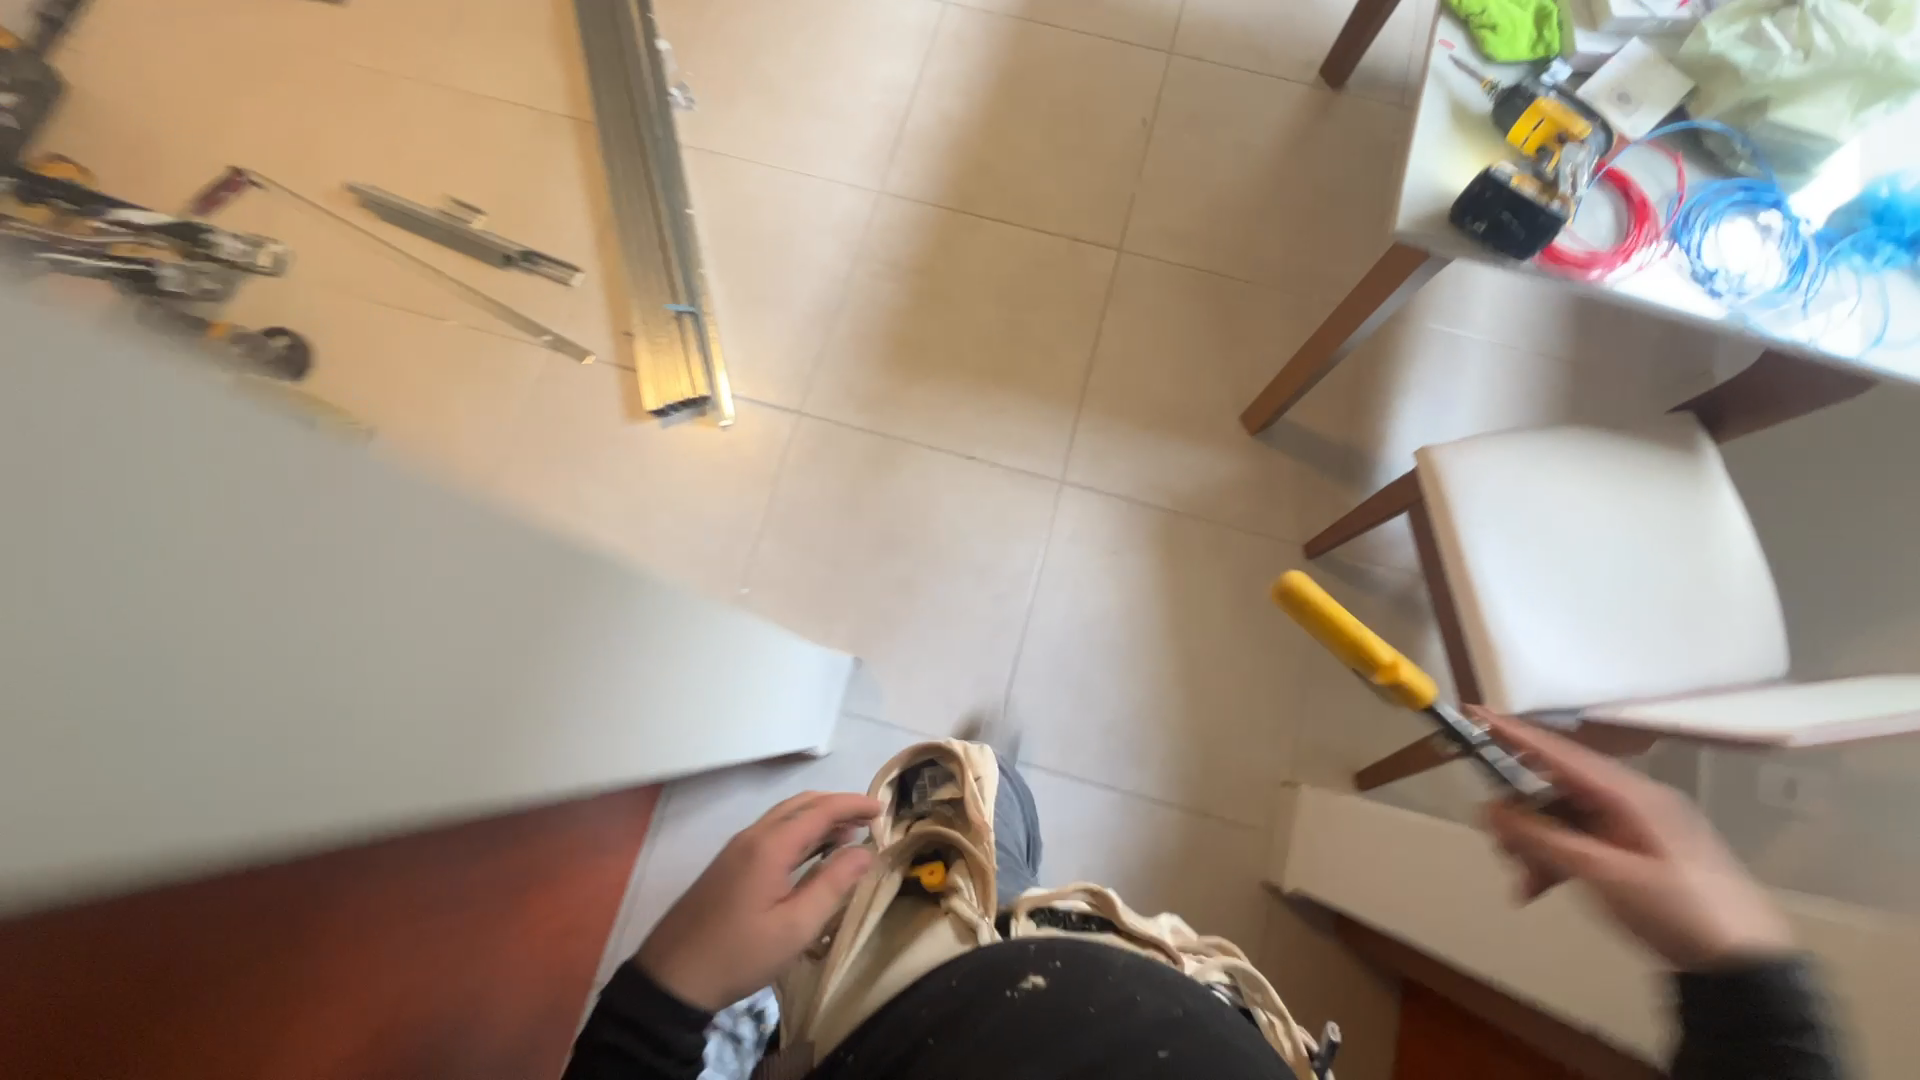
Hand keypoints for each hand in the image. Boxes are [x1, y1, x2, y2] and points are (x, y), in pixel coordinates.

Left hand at [637, 791, 881, 1010]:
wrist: (671, 978)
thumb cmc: (739, 954)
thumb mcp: (795, 928)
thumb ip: (832, 884)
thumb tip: (865, 852)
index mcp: (771, 846)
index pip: (821, 810)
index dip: (853, 805)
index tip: (882, 809)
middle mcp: (754, 836)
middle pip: (802, 804)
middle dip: (838, 805)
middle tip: (868, 819)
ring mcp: (738, 848)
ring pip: (785, 816)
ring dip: (819, 817)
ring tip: (849, 834)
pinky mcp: (730, 863)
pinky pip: (773, 830)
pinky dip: (800, 830)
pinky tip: (812, 852)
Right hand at [1476, 710, 1792, 971]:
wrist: (1748, 970)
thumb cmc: (1679, 911)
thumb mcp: (1604, 874)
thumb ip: (1543, 838)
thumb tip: (1488, 808)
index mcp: (1631, 795)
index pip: (1560, 753)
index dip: (1513, 733)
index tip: (1473, 713)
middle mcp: (1630, 801)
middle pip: (1553, 790)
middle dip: (1518, 815)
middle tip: (1497, 843)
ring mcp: (1632, 827)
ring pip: (1560, 819)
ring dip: (1532, 845)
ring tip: (1522, 880)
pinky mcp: (1633, 852)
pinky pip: (1577, 843)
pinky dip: (1552, 861)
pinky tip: (1535, 890)